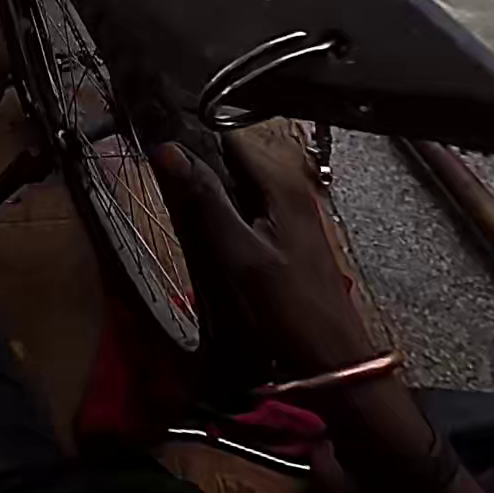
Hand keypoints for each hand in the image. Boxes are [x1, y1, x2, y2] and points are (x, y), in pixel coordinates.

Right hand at [152, 120, 373, 376]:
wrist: (333, 359)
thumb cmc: (290, 308)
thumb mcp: (239, 252)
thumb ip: (205, 198)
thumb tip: (168, 151)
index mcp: (282, 183)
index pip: (230, 135)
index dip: (193, 133)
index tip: (160, 138)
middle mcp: (291, 185)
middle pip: (233, 153)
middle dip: (198, 156)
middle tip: (162, 168)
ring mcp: (291, 205)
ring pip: (239, 175)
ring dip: (208, 179)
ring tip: (175, 187)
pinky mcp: (287, 224)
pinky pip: (247, 196)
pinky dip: (223, 199)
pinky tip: (203, 215)